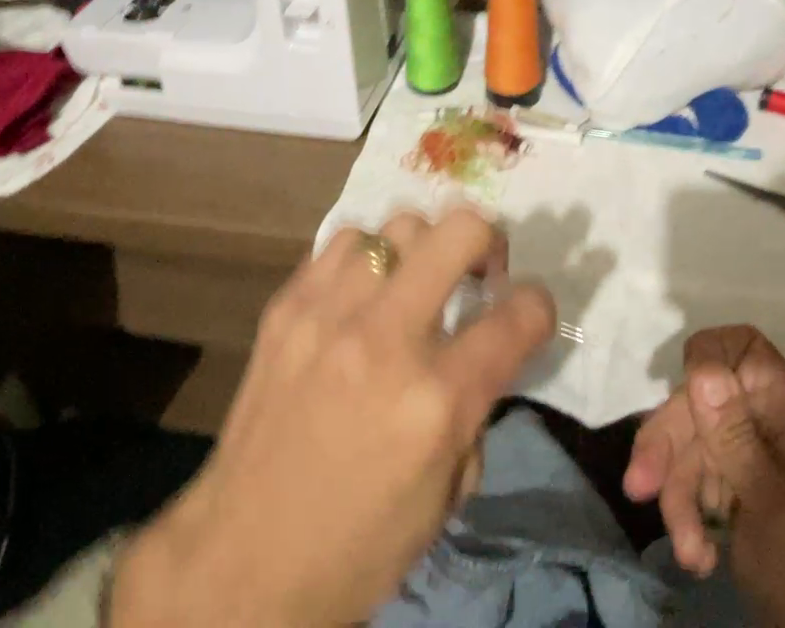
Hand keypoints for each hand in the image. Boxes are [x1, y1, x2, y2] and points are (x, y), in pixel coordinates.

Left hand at [114, 207, 555, 626]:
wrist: (245, 558)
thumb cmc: (361, 544)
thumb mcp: (450, 492)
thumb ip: (476, 407)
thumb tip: (483, 353)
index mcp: (437, 401)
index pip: (518, 314)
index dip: (539, 306)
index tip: (528, 314)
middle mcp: (384, 340)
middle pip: (458, 231)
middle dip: (487, 242)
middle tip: (477, 274)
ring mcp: (327, 315)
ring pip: (395, 225)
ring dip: (419, 248)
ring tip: (413, 283)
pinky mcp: (284, 308)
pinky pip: (340, 245)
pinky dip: (366, 258)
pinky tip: (363, 294)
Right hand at [623, 326, 784, 627]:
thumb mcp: (770, 501)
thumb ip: (732, 433)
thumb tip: (701, 364)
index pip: (742, 349)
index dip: (705, 360)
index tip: (677, 398)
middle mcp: (769, 424)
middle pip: (701, 402)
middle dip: (669, 446)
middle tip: (640, 488)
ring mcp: (753, 459)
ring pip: (691, 446)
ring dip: (677, 496)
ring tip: (686, 550)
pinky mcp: (739, 493)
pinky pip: (698, 482)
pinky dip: (689, 516)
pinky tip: (697, 556)